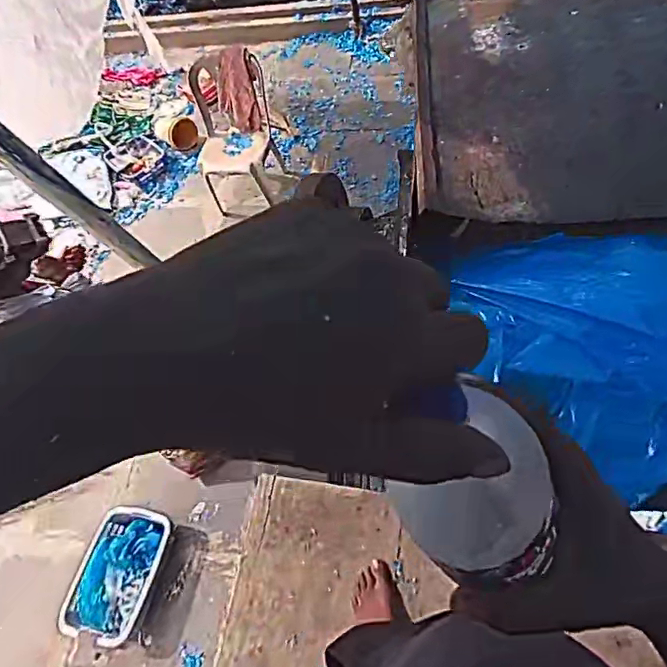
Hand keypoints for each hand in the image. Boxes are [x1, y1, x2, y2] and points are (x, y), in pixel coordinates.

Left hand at [96, 196, 505, 483]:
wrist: (165, 350)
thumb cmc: (259, 412)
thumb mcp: (349, 449)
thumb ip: (433, 452)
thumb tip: (500, 458)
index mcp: (410, 336)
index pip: (471, 337)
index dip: (439, 362)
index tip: (398, 377)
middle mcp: (394, 275)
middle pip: (433, 294)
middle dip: (409, 321)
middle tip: (351, 347)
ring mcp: (352, 234)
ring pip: (392, 261)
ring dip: (372, 285)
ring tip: (313, 312)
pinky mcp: (314, 207)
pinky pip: (348, 225)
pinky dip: (335, 249)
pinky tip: (292, 274)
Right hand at [451, 394, 666, 632]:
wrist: (653, 589)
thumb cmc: (612, 588)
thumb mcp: (561, 604)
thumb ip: (509, 610)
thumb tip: (454, 601)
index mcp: (571, 470)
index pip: (530, 417)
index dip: (494, 399)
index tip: (454, 394)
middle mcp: (569, 456)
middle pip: (521, 415)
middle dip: (482, 406)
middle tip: (436, 410)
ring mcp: (568, 462)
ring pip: (525, 426)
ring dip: (491, 419)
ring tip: (446, 425)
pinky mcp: (564, 472)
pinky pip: (528, 442)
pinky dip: (502, 438)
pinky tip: (472, 455)